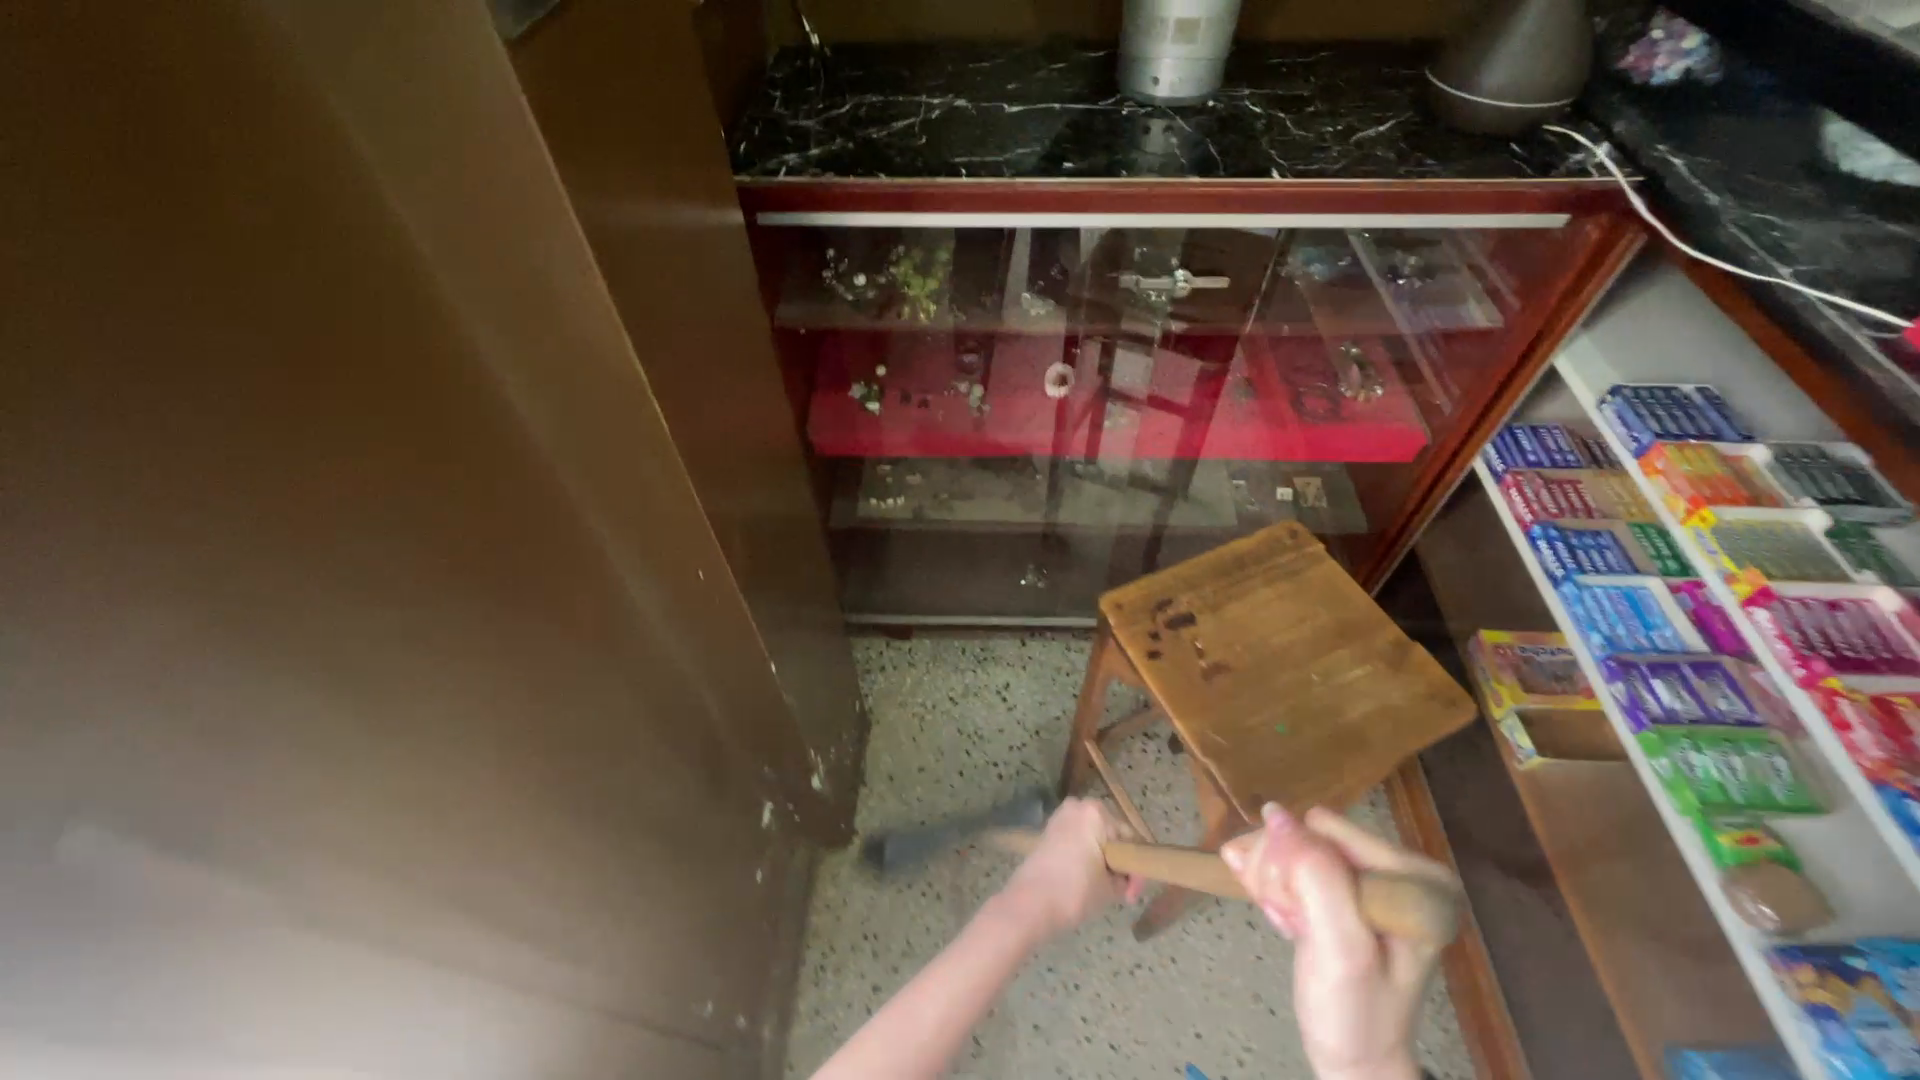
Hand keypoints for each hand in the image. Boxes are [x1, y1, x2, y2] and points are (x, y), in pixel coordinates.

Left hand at [998, 797, 1145, 936]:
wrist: (1031, 904)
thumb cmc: (1076, 891)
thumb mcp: (1111, 888)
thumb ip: (1127, 879)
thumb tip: (1127, 880)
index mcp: (1096, 812)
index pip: (1129, 840)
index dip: (1136, 869)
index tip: (1134, 894)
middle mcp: (1077, 807)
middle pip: (1110, 836)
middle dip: (1118, 863)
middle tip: (1123, 893)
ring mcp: (1059, 818)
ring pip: (1092, 839)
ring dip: (1101, 861)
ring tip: (1105, 890)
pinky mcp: (1047, 833)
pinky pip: (1076, 842)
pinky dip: (1084, 858)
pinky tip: (1087, 881)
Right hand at [1221, 804, 1452, 1079]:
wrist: (1353, 1061)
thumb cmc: (1355, 1014)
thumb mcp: (1340, 948)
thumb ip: (1316, 877)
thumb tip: (1275, 813)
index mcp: (1416, 875)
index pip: (1323, 830)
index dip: (1294, 868)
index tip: (1295, 916)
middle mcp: (1398, 865)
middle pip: (1306, 833)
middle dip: (1281, 875)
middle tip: (1290, 922)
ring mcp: (1372, 874)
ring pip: (1291, 843)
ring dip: (1274, 882)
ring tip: (1289, 925)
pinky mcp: (1348, 884)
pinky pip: (1292, 859)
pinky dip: (1277, 888)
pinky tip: (1287, 919)